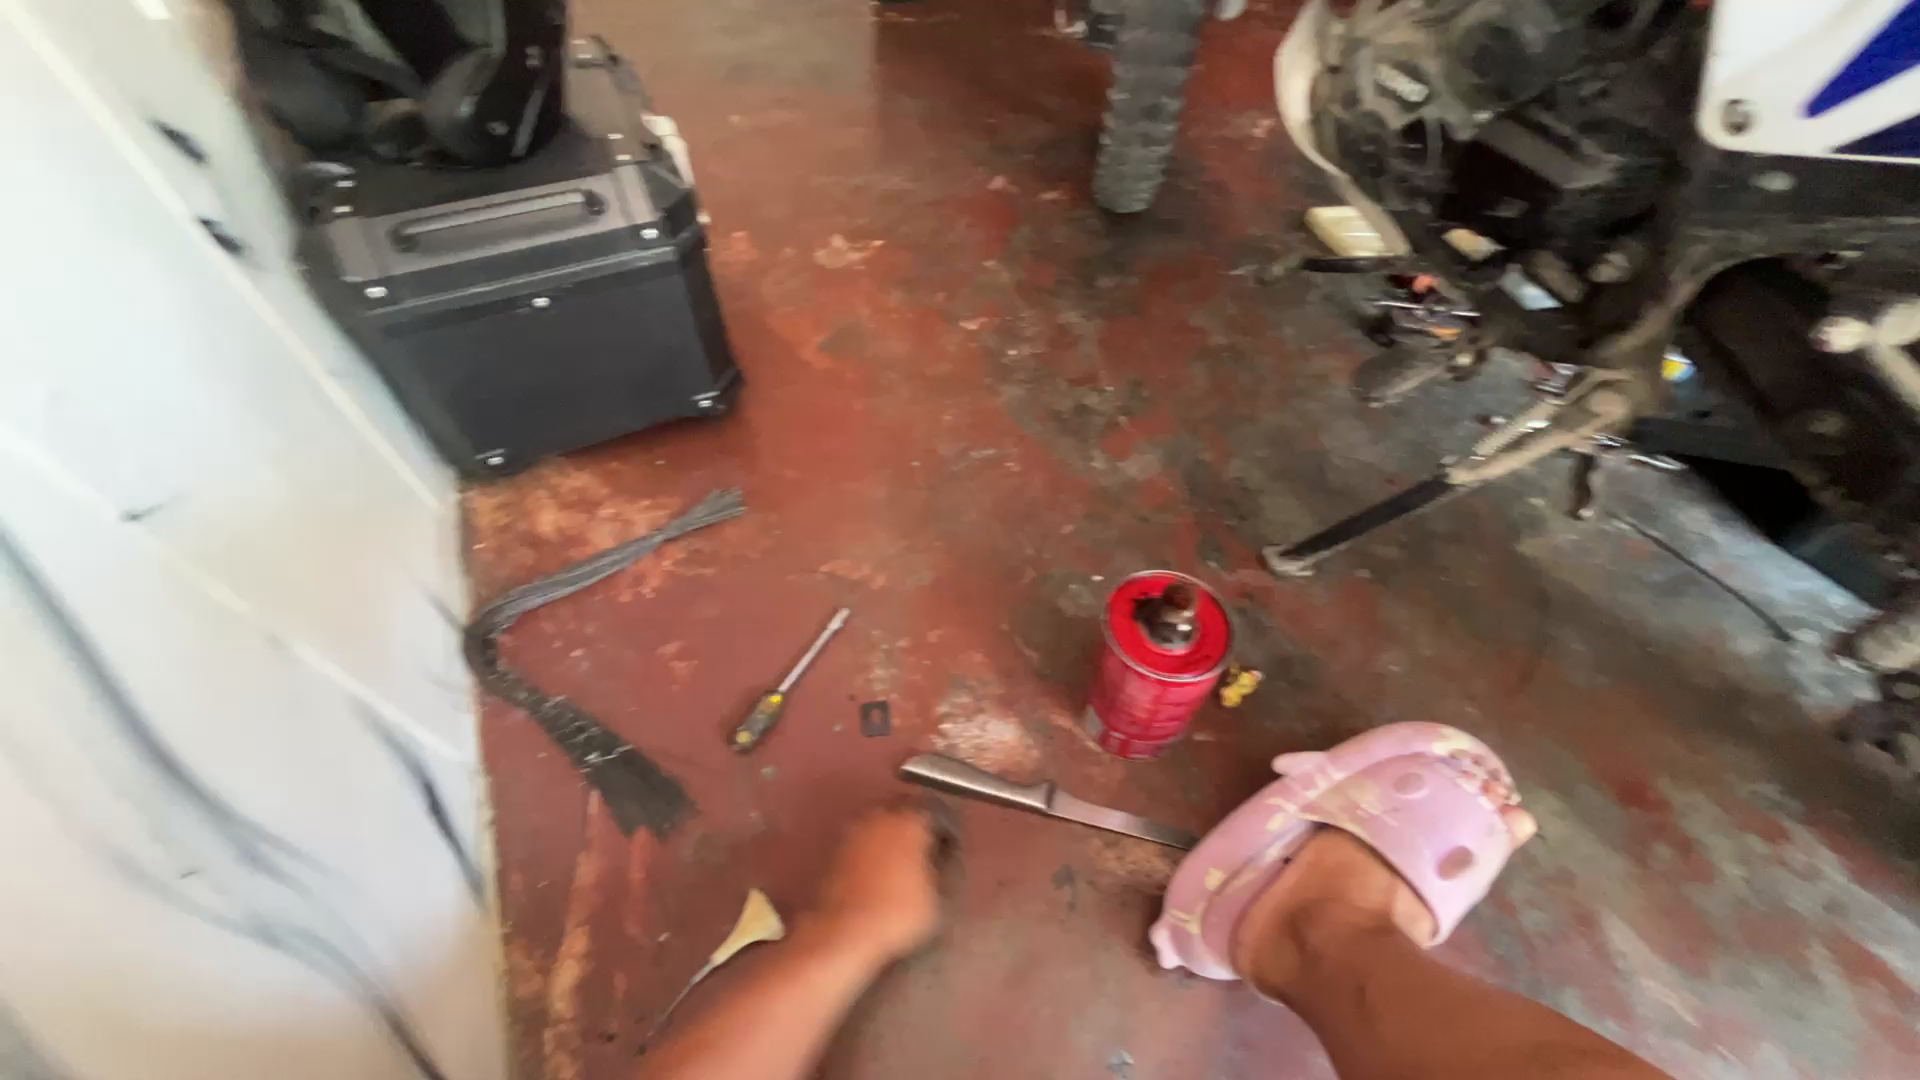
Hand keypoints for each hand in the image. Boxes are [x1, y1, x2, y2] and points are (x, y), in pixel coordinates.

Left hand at [812, 801, 946, 964]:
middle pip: (906, 806)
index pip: (937, 809)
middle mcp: (881, 815)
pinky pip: (865, 838)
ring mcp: (855, 829)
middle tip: (928, 847)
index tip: (950, 847)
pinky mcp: (836, 848)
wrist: (842, 932)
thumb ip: (945, 869)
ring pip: (882, 820)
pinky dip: (875, 847)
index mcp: (910, 819)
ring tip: (903, 860)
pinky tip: (880, 870)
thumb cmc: (897, 913)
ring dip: (894, 833)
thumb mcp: (938, 897)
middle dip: (918, 823)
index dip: (947, 828)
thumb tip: (944, 858)